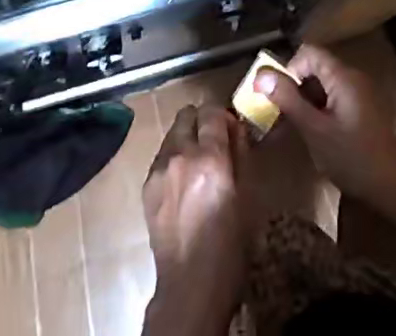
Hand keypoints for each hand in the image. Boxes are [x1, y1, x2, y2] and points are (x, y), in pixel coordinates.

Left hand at [142, 105, 248, 335]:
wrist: (190, 285)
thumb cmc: (230, 246)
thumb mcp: (248, 197)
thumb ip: (241, 155)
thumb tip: (237, 128)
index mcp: (210, 158)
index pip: (212, 111)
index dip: (224, 115)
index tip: (231, 129)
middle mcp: (180, 155)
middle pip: (187, 114)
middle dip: (202, 121)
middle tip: (215, 142)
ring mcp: (159, 169)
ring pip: (172, 133)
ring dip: (187, 138)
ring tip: (198, 165)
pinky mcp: (146, 185)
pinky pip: (162, 156)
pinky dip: (174, 158)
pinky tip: (183, 184)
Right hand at [255, 45, 395, 234]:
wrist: (392, 189)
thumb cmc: (351, 158)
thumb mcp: (314, 130)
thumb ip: (288, 99)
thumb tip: (260, 74)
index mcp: (344, 76)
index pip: (309, 53)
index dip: (289, 69)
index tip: (279, 98)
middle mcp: (354, 77)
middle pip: (316, 67)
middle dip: (296, 87)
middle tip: (283, 115)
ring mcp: (361, 93)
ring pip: (324, 84)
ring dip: (307, 100)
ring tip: (296, 127)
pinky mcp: (364, 109)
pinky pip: (336, 98)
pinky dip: (320, 109)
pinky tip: (315, 133)